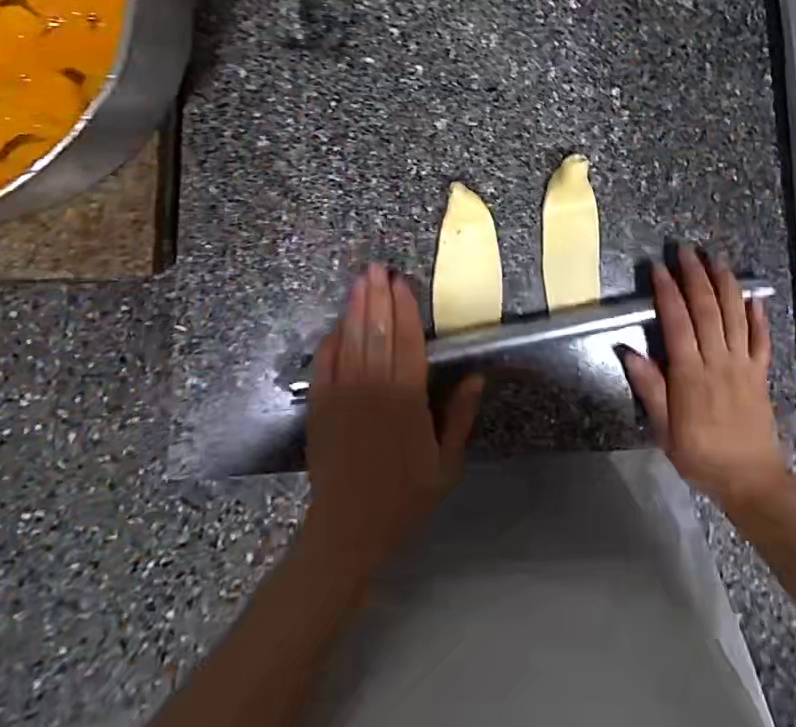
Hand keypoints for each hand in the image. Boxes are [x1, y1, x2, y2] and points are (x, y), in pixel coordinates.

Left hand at [304, 263, 484, 569]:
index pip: (408, 341)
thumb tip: (477, 376)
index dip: (406, 308)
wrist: (348, 527)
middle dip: (377, 296)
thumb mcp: (446, 463)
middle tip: (377, 268)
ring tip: (360, 281)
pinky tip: (339, 322)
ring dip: (356, 307)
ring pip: (350, 339)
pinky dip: (332, 339)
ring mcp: (341, 394)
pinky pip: (324, 362)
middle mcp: (372, 388)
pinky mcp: (319, 405)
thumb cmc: (405, 496)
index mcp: (406, 400)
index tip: (403, 282)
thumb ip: (460, 416)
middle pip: (377, 331)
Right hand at [621, 248, 793, 513]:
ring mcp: (743, 366)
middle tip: (686, 251)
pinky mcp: (761, 373)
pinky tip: (753, 296)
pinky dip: (758, 315)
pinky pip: (761, 339)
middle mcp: (718, 363)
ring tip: (717, 259)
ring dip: (726, 285)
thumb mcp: (664, 429)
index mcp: (691, 376)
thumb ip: (650, 388)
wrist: (751, 480)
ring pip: (735, 317)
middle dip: (696, 277)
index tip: (659, 269)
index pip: (678, 324)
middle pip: (708, 311)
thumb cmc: (700, 455)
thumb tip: (628, 351)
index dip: (668, 293)